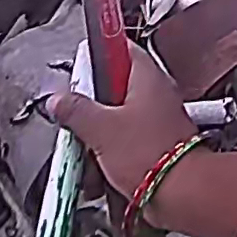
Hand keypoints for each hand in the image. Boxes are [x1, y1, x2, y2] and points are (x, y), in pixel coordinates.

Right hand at [50, 47, 197, 202]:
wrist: (177, 188)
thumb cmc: (150, 153)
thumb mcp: (102, 129)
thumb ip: (78, 111)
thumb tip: (59, 99)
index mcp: (147, 77)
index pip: (123, 49)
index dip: (100, 53)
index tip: (81, 63)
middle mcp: (154, 91)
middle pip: (113, 86)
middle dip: (90, 106)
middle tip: (77, 120)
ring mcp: (154, 115)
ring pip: (114, 116)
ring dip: (96, 136)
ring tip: (89, 152)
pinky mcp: (151, 139)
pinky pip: (122, 139)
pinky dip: (107, 153)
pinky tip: (99, 171)